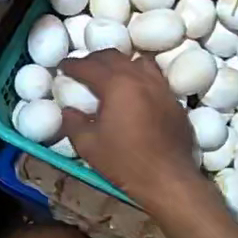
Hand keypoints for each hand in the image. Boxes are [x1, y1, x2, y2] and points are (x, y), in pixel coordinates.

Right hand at [60, 51, 203, 207]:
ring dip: (120, 63)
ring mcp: (162, 88)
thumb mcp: (88, 146)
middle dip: (95, 59)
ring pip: (138, 62)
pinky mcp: (174, 101)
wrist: (168, 180)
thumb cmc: (125, 163)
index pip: (90, 67)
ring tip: (110, 74)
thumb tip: (68, 110)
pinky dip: (139, 76)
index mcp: (117, 86)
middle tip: (83, 68)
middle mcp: (141, 79)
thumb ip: (73, 123)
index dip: (73, 65)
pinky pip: (155, 77)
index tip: (62, 66)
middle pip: (115, 57)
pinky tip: (135, 91)